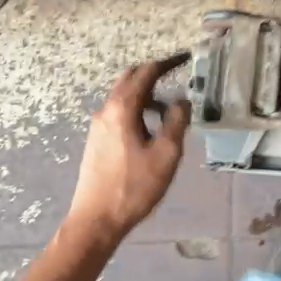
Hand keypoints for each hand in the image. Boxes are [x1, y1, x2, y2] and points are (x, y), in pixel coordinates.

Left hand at [66, 55, 191, 242]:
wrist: (95, 222)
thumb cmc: (133, 187)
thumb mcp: (166, 154)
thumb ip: (177, 121)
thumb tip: (182, 100)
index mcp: (122, 108)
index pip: (147, 72)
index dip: (168, 63)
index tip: (186, 59)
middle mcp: (106, 110)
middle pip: (130, 79)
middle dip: (154, 74)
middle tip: (176, 76)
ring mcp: (98, 126)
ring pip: (124, 96)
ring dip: (146, 95)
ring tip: (168, 111)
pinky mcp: (96, 140)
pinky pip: (119, 112)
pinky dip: (136, 109)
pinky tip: (150, 130)